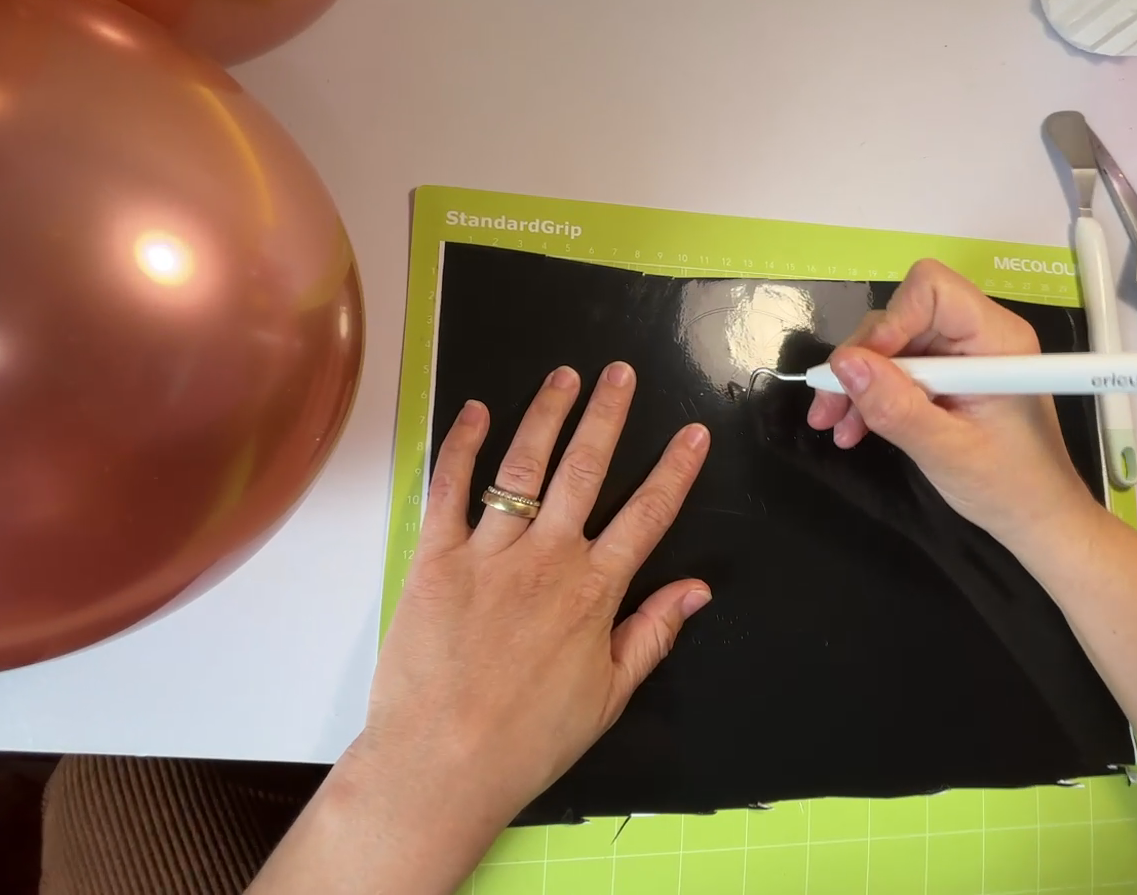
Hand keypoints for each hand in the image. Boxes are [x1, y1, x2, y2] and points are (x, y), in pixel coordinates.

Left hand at [355, 362, 710, 838]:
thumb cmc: (530, 738)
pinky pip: (451, 489)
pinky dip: (463, 446)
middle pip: (586, 470)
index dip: (675, 469)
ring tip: (564, 375)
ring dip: (546, 415)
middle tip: (620, 372)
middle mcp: (548, 556)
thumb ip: (654, 634)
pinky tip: (477, 412)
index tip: (692, 432)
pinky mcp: (437, 555)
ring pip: (524, 466)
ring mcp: (490, 551)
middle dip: (607, 415)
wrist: (439, 764)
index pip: (647, 514)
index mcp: (593, 589)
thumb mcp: (608, 695)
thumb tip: (699, 589)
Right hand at [807, 259, 1100, 543]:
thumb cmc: (1008, 486)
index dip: (890, 322)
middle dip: (859, 361)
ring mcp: (957, 355)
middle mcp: (975, 335)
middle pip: (898, 317)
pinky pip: (892, 368)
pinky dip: (867, 395)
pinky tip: (853, 428)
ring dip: (855, 383)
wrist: (1034, 518)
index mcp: (995, 340)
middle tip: (830, 407)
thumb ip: (894, 406)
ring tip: (835, 425)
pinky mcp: (942, 374)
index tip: (863, 370)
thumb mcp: (944, 450)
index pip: (931, 290)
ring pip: (886, 344)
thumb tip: (844, 364)